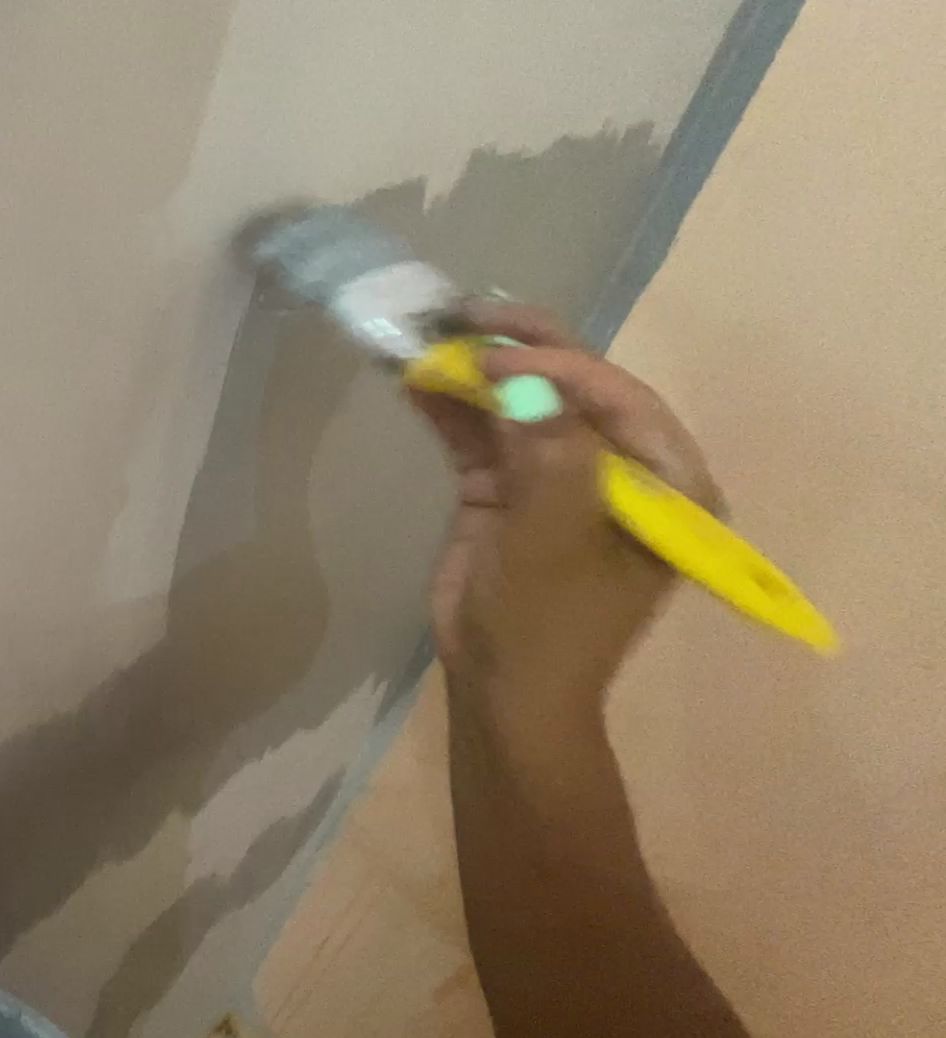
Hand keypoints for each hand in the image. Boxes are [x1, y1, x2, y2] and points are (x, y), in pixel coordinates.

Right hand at [410, 301, 720, 703]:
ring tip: (425, 342)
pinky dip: (448, 413)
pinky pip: (477, 441)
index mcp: (661, 482)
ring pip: (513, 412)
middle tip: (463, 315)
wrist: (500, 684)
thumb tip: (520, 381)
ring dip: (470, 379)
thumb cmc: (546, 622)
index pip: (618, 400)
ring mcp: (551, 480)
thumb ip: (549, 455)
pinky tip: (415, 384)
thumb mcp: (554, 539)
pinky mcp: (501, 493)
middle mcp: (612, 470)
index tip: (490, 354)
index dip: (557, 368)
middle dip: (514, 354)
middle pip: (565, 393)